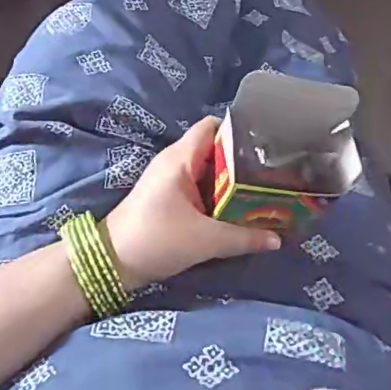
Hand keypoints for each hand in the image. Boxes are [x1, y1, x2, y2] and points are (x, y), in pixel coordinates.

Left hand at [104, 117, 282, 286]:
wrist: (112, 263)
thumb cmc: (156, 240)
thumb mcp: (205, 241)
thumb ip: (244, 238)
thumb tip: (278, 239)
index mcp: (180, 159)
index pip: (212, 126)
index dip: (238, 130)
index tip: (266, 144)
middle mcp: (175, 163)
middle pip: (215, 149)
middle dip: (243, 160)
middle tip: (273, 172)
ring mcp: (170, 181)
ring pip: (209, 171)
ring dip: (232, 181)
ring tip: (264, 190)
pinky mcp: (169, 199)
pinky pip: (200, 187)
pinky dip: (219, 194)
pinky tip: (239, 207)